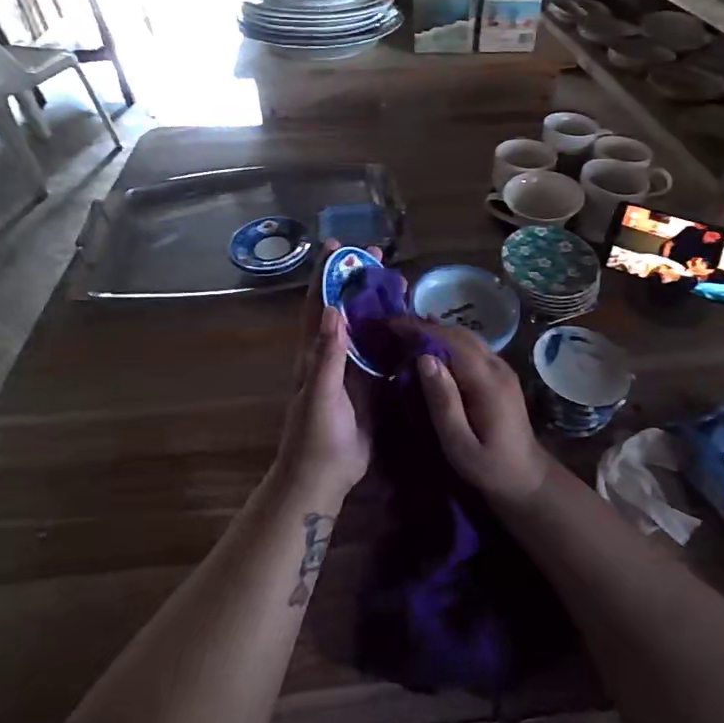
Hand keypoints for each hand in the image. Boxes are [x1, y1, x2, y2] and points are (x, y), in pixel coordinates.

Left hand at [275, 243, 376, 497]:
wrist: (323, 476)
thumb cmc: (315, 435)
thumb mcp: (321, 394)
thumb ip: (327, 355)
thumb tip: (332, 309)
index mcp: (313, 352)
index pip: (318, 304)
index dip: (325, 275)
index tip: (337, 246)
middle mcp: (331, 354)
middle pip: (344, 309)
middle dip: (356, 281)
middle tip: (378, 257)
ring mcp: (350, 370)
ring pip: (364, 329)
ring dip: (377, 305)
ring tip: (399, 282)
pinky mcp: (368, 387)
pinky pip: (380, 354)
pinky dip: (392, 337)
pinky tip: (410, 325)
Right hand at [404, 319, 551, 507]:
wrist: (527, 478)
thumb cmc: (489, 467)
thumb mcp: (459, 444)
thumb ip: (443, 402)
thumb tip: (424, 359)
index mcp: (487, 382)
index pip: (451, 343)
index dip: (420, 330)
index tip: (391, 324)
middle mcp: (497, 367)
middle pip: (459, 335)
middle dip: (424, 326)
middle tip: (392, 327)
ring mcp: (502, 368)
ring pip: (466, 338)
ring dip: (436, 331)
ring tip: (406, 332)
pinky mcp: (500, 374)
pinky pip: (471, 347)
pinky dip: (448, 341)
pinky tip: (431, 346)